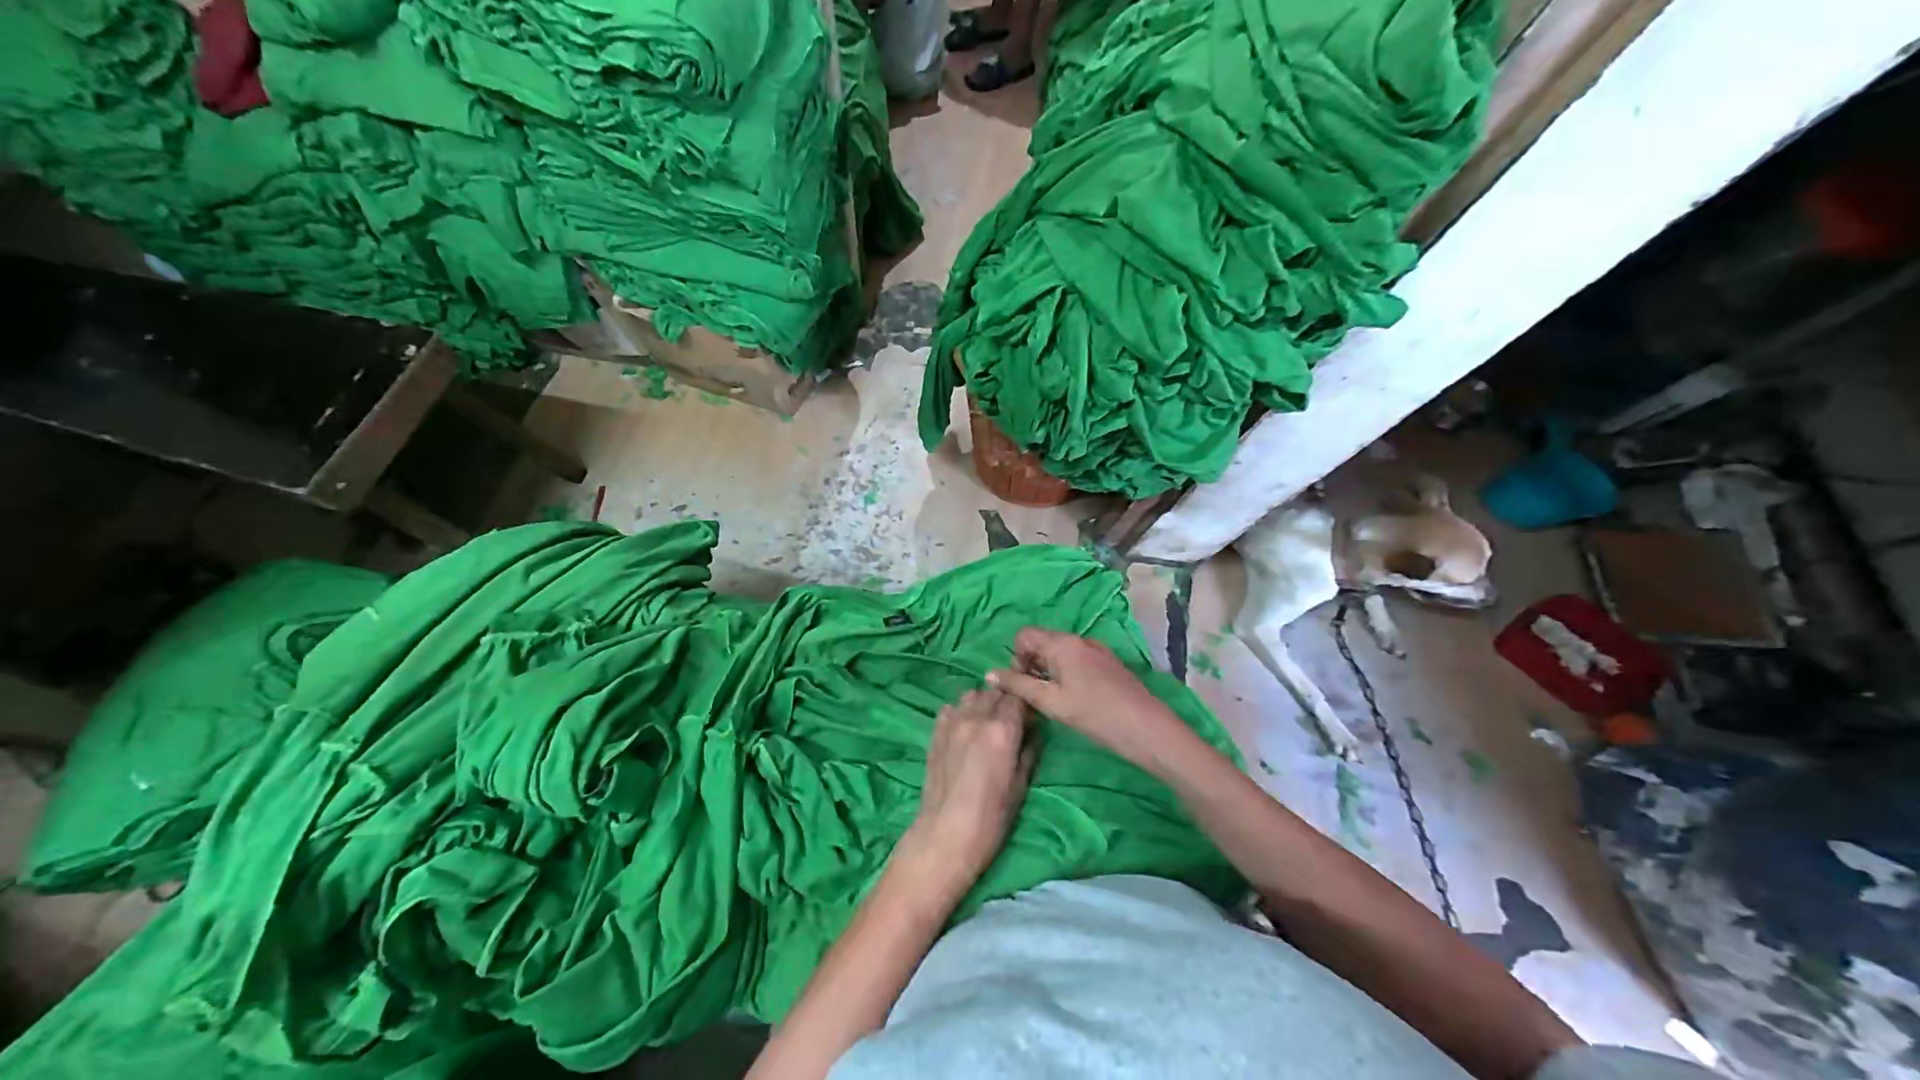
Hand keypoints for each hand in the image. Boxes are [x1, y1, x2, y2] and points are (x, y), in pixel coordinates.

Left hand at [901, 687, 1037, 889]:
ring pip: (972, 695)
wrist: (945, 835)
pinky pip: (951, 708)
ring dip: (983, 702)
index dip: (1027, 704)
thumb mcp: (1021, 786)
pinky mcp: (935, 733)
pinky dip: (962, 711)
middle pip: (995, 692)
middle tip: (1012, 720)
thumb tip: (1032, 731)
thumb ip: (1028, 750)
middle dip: (1007, 700)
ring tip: (988, 722)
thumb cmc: (991, 818)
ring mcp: (952, 723)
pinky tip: (965, 729)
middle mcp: (976, 718)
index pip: (1018, 698)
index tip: (1031, 717)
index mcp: (1002, 731)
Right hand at [988, 628, 1196, 774]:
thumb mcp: (1050, 702)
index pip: (1024, 635)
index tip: (1022, 684)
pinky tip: (1076, 699)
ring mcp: (1097, 650)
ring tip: (1055, 701)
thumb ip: (1018, 686)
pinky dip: (1067, 673)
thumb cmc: (1094, 714)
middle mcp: (1079, 639)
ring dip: (1050, 671)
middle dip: (1032, 665)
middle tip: (1036, 697)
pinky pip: (1077, 659)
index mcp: (1062, 643)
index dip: (1016, 657)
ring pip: (1060, 652)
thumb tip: (989, 674)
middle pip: (1043, 642)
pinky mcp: (1109, 663)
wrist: (1145, 727)